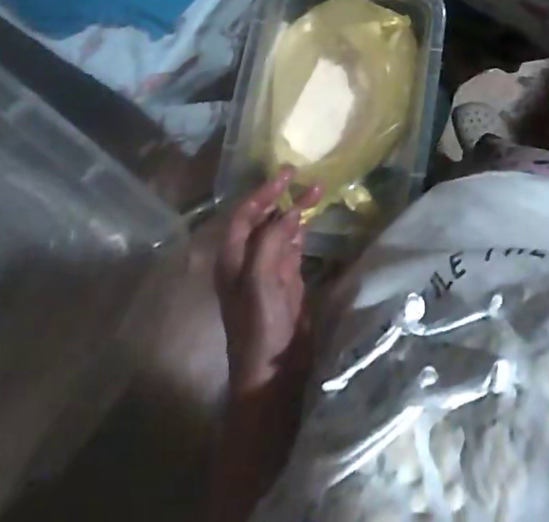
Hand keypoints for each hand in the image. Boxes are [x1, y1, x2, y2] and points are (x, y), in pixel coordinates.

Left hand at [216, 170, 321, 394]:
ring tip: (317, 191)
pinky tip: (311, 218)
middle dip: (281, 197)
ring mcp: (268, 271)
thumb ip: (270, 243)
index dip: (263, 193)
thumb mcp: (259, 282)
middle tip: (303, 176)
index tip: (287, 175)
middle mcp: (247, 261)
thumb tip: (290, 212)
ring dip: (295, 210)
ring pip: (280, 231)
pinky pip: (292, 247)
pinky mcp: (286, 282)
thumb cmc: (258, 327)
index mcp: (232, 259)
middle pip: (262, 219)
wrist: (273, 373)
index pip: (245, 215)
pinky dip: (301, 230)